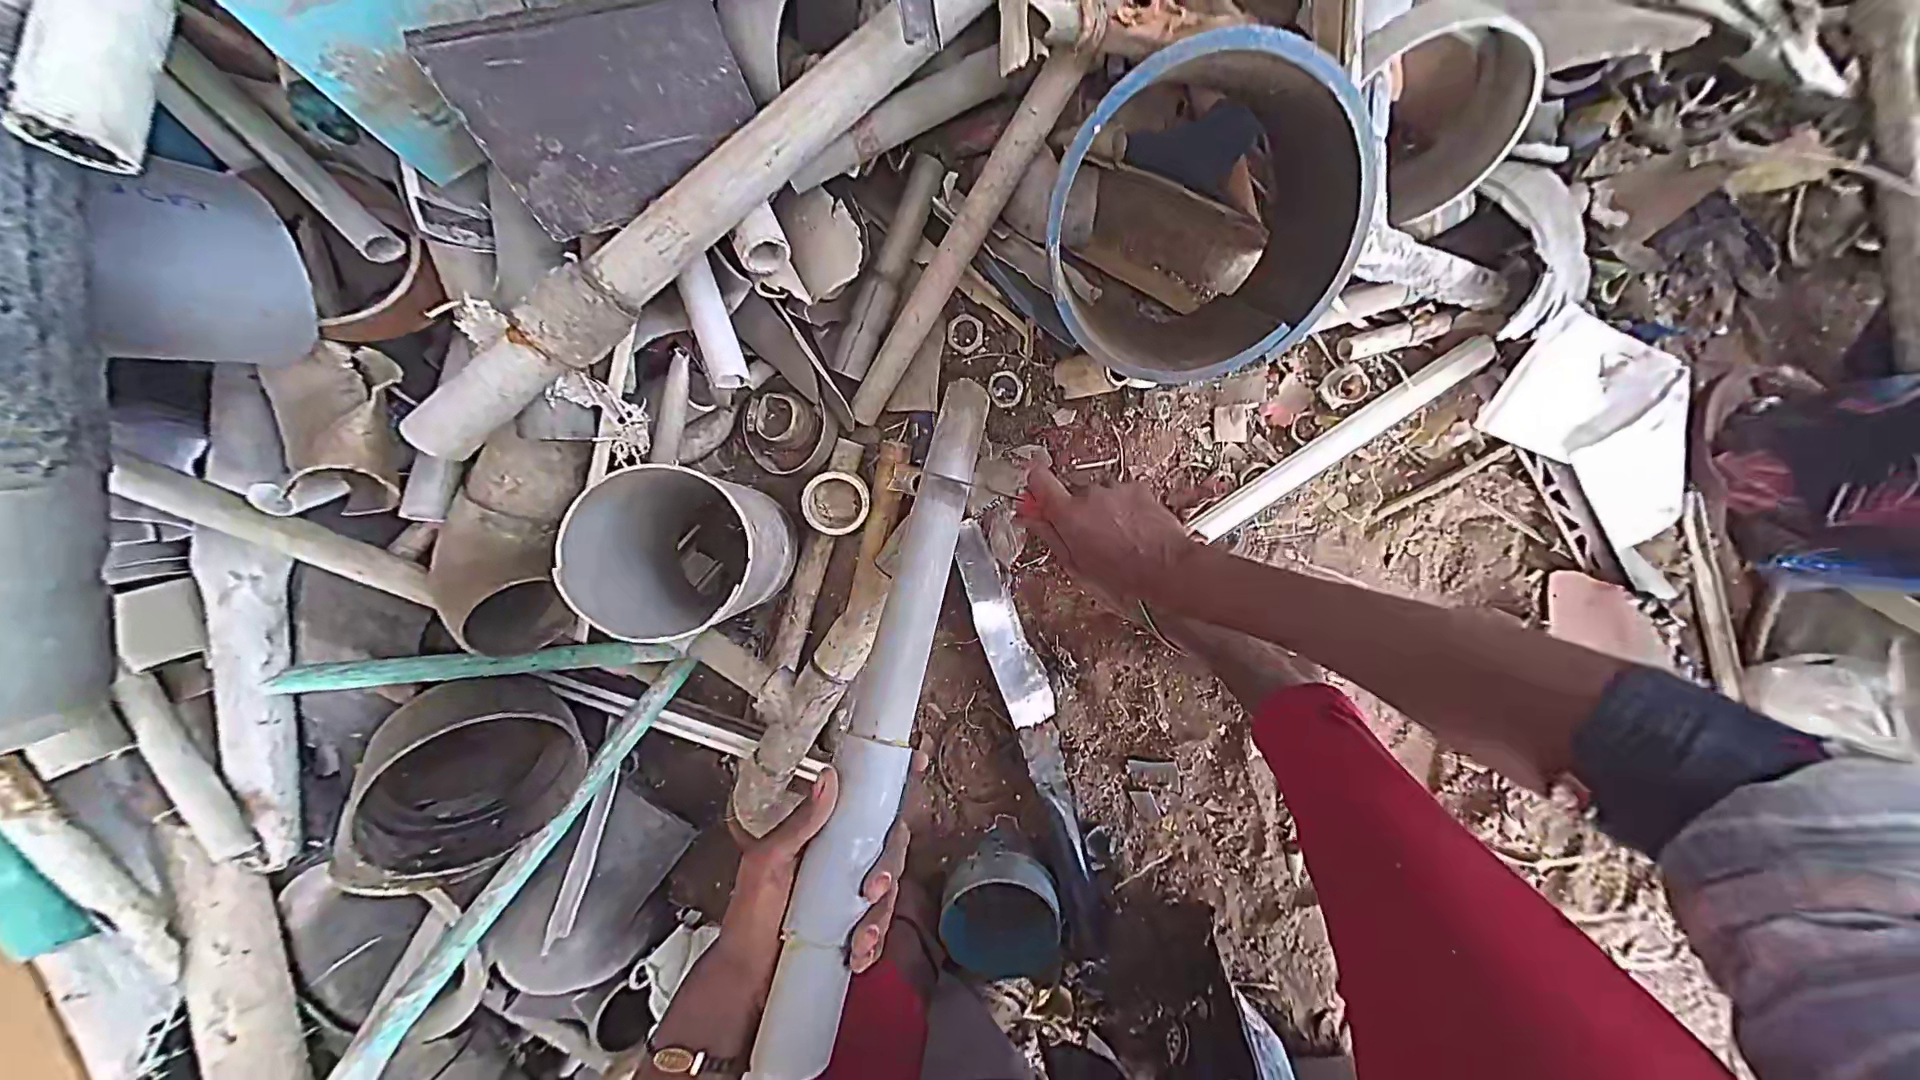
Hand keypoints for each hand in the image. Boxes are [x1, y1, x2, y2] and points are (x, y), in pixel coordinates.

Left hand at [728, 767, 909, 972]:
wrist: (744, 979)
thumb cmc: (748, 915)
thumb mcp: (768, 861)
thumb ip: (800, 823)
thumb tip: (828, 777)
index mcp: (827, 832)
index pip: (867, 799)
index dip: (897, 780)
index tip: (917, 764)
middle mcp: (844, 856)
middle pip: (891, 844)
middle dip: (890, 867)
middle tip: (873, 888)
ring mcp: (852, 891)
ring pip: (891, 888)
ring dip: (881, 913)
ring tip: (861, 936)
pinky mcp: (855, 925)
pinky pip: (881, 927)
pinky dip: (874, 942)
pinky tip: (857, 954)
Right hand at [1018, 464, 1198, 610]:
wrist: (1167, 569)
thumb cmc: (1122, 575)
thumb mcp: (1075, 564)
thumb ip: (1049, 535)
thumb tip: (1030, 519)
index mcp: (1069, 513)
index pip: (1039, 479)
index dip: (1036, 487)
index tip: (1036, 498)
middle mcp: (1090, 494)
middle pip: (1071, 492)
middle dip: (1074, 509)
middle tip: (1085, 535)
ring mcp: (1116, 489)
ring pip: (1098, 493)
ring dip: (1101, 509)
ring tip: (1113, 536)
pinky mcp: (1138, 488)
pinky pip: (1120, 494)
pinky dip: (1122, 507)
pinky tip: (1130, 530)